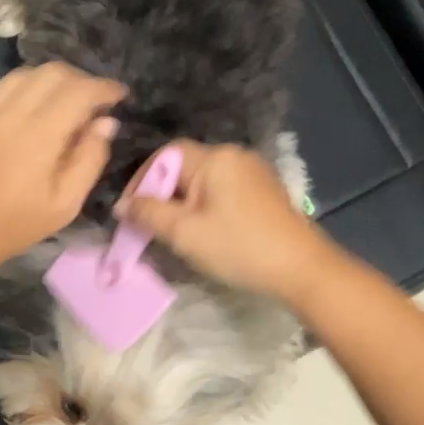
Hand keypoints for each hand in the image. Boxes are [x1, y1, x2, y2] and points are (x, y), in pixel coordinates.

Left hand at [0, 63, 126, 266]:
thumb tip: (106, 124)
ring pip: (22, 74)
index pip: (80, 91)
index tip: (119, 96)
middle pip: (52, 73)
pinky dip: (17, 88)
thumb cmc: (14, 225)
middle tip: (91, 100)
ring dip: (48, 81)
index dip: (105, 88)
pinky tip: (23, 107)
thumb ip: (89, 159)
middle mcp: (10, 112)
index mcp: (39, 134)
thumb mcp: (64, 204)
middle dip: (80, 80)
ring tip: (59, 101)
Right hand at [117, 142, 340, 300]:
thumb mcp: (184, 232)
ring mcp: (252, 173)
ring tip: (170, 232)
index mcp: (215, 158)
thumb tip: (121, 205)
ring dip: (180, 203)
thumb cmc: (238, 247)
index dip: (141, 180)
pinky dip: (202, 207)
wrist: (302, 269)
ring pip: (202, 181)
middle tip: (145, 225)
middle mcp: (235, 156)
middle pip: (183, 166)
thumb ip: (148, 213)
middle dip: (160, 194)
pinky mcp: (262, 192)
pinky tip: (200, 232)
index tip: (129, 210)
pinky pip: (220, 191)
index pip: (165, 155)